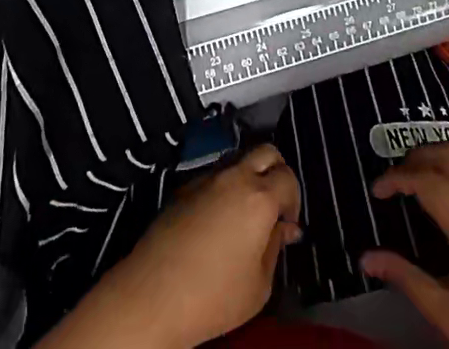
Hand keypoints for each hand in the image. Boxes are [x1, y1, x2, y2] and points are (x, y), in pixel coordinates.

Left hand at [39, 144, 301, 348]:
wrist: (152, 295)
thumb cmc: (212, 296)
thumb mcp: (260, 284)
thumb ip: (275, 247)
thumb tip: (284, 229)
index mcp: (258, 197)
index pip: (289, 178)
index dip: (295, 200)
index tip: (289, 223)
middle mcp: (233, 178)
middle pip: (266, 151)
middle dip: (278, 171)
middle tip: (276, 204)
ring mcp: (205, 179)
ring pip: (238, 160)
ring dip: (250, 177)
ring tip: (248, 213)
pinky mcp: (183, 188)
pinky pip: (214, 176)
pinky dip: (226, 187)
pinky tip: (221, 220)